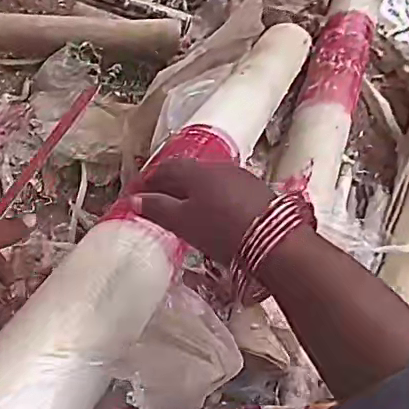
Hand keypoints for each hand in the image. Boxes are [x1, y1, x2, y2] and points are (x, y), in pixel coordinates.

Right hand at [125, 158, 276, 264]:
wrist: (275, 241)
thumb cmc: (221, 230)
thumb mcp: (182, 222)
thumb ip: (156, 208)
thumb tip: (134, 200)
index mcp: (194, 171)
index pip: (162, 169)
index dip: (145, 182)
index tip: (132, 196)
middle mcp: (216, 167)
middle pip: (184, 171)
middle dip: (165, 184)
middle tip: (151, 201)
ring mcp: (239, 177)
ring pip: (205, 180)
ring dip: (188, 190)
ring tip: (177, 208)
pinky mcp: (255, 191)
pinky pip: (221, 188)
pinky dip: (207, 197)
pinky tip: (207, 212)